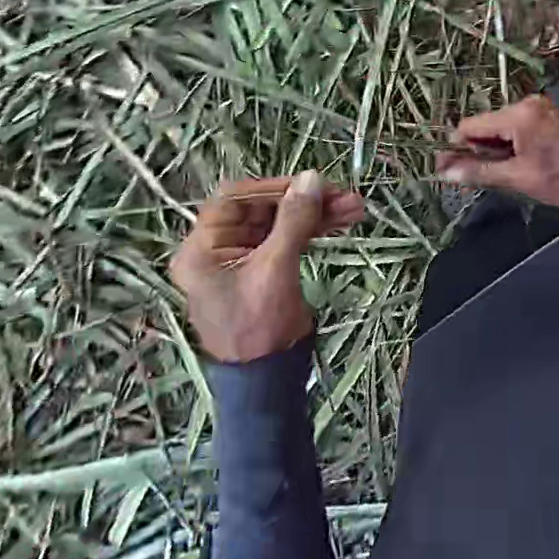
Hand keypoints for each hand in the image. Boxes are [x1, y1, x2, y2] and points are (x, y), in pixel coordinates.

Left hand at [170, 171, 364, 362]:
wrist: (268, 381)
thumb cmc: (259, 327)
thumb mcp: (275, 269)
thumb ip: (293, 221)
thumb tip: (311, 177)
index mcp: (203, 248)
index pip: (234, 199)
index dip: (272, 188)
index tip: (308, 186)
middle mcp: (220, 248)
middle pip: (263, 209)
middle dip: (304, 201)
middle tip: (343, 196)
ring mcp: (245, 258)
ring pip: (282, 221)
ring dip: (317, 212)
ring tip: (354, 207)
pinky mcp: (267, 267)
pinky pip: (291, 237)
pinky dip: (316, 228)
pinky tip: (343, 221)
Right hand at [435, 96, 558, 207]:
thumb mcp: (516, 177)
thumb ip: (478, 171)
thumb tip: (445, 172)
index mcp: (519, 115)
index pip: (472, 125)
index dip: (459, 145)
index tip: (452, 166)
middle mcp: (528, 103)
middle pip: (487, 123)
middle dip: (479, 146)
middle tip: (478, 172)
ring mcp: (540, 106)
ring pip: (502, 124)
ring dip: (496, 144)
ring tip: (504, 167)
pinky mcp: (548, 112)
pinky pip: (519, 123)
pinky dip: (512, 139)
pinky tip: (518, 157)